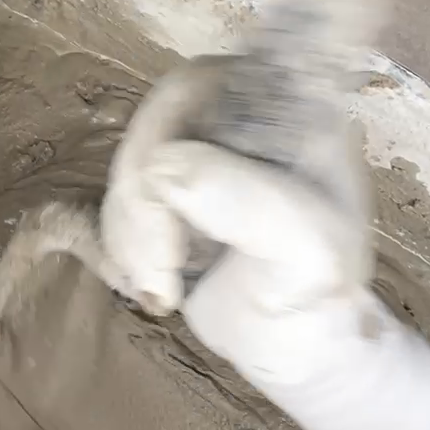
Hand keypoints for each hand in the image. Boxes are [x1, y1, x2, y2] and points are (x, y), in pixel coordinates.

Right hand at [102, 58, 429, 429]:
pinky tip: (154, 279)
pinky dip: (121, 245)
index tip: (167, 220)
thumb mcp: (305, 253)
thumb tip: (160, 166)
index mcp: (286, 109)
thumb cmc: (314, 299)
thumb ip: (247, 202)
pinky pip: (115, 195)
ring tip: (163, 287)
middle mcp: (238, 114)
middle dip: (142, 206)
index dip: (163, 135)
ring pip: (125, 164)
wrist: (288, 345)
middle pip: (152, 124)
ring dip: (129, 236)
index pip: (201, 84)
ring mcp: (200, 148)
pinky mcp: (168, 185)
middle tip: (158, 273)